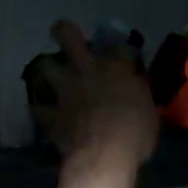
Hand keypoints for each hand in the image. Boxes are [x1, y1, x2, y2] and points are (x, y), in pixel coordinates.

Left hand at [33, 20, 157, 177]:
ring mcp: (66, 91)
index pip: (119, 46)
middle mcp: (87, 71)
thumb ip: (139, 97)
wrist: (104, 156)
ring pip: (45, 66)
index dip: (119, 50)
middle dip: (65, 31)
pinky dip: (40, 110)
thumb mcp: (149, 112)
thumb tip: (136, 93)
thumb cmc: (135, 135)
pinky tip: (41, 113)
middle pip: (68, 35)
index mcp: (117, 68)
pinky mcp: (51, 115)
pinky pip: (38, 108)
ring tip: (49, 76)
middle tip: (64, 35)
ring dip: (47, 69)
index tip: (122, 59)